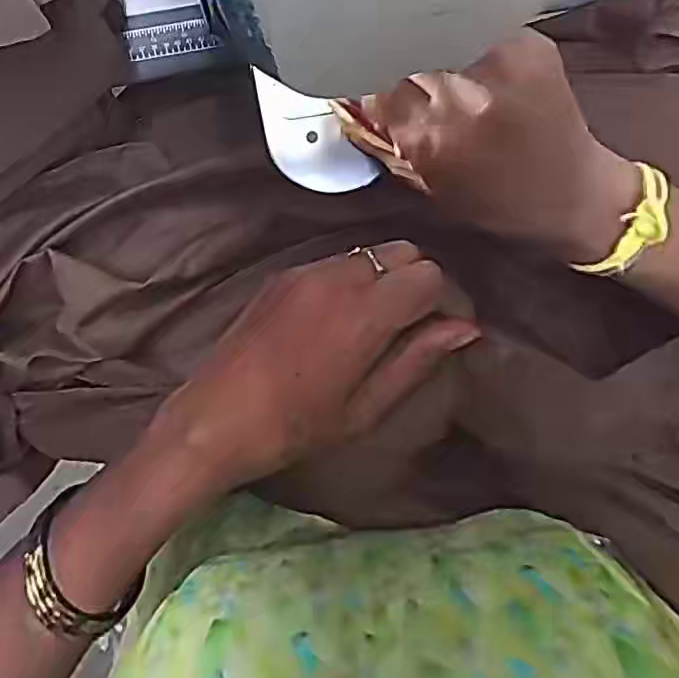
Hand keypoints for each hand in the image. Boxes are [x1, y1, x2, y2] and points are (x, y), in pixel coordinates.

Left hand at [148, 242, 478, 495]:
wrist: (215, 417)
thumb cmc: (294, 426)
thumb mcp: (365, 407)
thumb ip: (416, 359)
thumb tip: (463, 329)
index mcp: (363, 310)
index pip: (429, 275)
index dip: (450, 300)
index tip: (450, 330)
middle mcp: (336, 276)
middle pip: (403, 251)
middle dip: (423, 281)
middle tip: (421, 325)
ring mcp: (304, 271)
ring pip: (368, 253)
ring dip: (388, 278)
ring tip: (383, 324)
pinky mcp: (282, 275)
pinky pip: (335, 262)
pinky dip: (355, 279)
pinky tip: (344, 319)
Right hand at [360, 29, 641, 263]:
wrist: (573, 195)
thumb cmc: (492, 202)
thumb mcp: (424, 182)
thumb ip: (384, 139)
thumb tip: (349, 101)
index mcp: (427, 136)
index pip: (370, 83)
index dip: (362, 78)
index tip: (362, 79)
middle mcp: (459, 95)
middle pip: (401, 50)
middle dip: (393, 58)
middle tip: (394, 65)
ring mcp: (498, 63)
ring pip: (436, 33)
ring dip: (427, 45)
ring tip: (431, 58)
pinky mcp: (528, 44)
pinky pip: (475, 28)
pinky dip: (464, 39)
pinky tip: (468, 56)